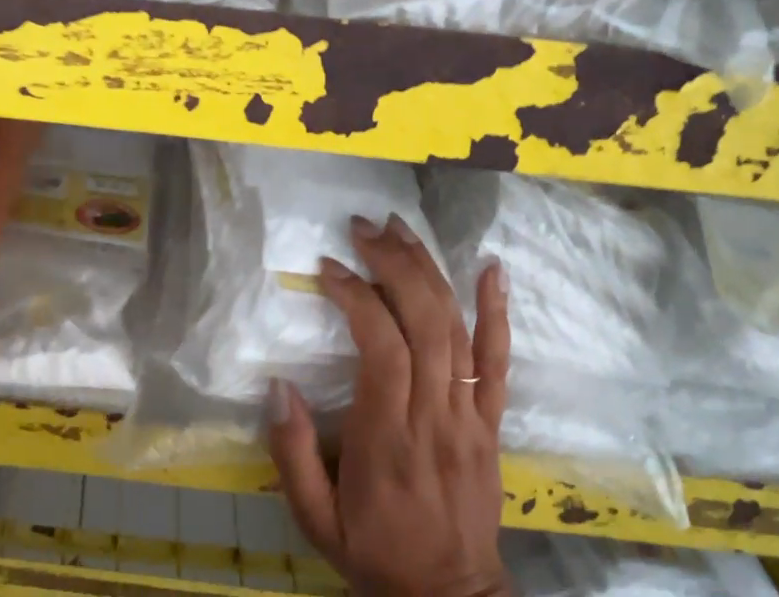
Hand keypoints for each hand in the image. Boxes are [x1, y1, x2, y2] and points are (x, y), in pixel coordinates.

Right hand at [267, 213, 511, 596]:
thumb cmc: (374, 551)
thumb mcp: (314, 518)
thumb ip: (294, 452)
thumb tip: (278, 385)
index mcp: (389, 439)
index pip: (383, 349)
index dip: (357, 298)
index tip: (327, 268)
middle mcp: (436, 418)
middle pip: (426, 324)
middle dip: (394, 265)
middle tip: (363, 228)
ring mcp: (472, 419)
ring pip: (459, 331)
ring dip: (430, 271)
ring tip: (401, 229)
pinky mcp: (492, 424)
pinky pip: (500, 362)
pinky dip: (497, 312)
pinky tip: (491, 268)